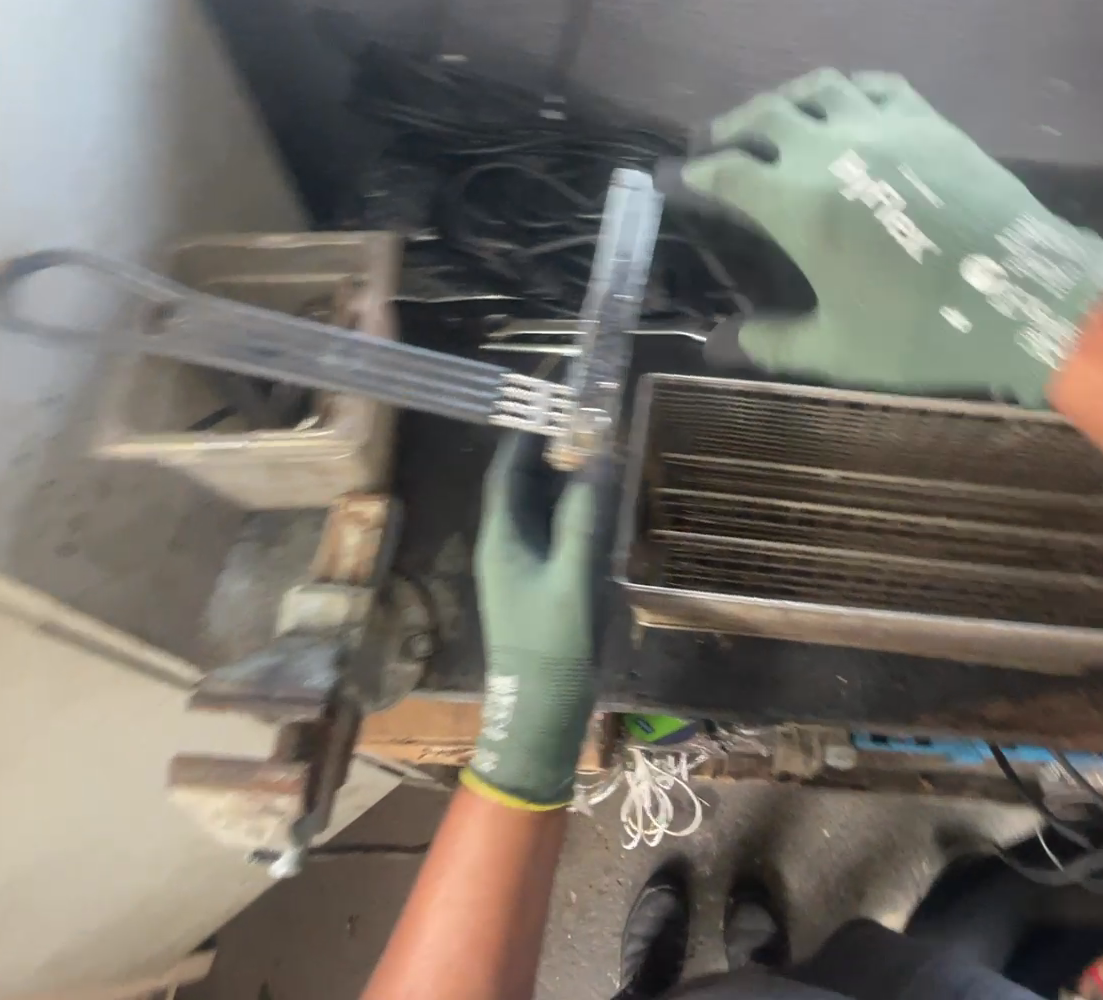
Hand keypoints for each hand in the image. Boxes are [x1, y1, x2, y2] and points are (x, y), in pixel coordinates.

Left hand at [465, 433, 599, 809]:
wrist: (541, 711)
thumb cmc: (551, 646)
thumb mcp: (570, 580)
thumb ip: (582, 519)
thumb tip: (595, 458)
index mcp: (501, 537)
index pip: (506, 467)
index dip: (525, 427)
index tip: (549, 391)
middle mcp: (506, 542)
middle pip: (522, 481)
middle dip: (549, 445)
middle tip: (586, 412)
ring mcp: (522, 562)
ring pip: (540, 505)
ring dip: (564, 475)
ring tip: (598, 443)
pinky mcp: (541, 579)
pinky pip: (554, 529)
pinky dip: (574, 506)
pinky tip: (602, 498)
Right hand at [683, 69, 1102, 404]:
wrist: (1021, 299)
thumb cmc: (921, 332)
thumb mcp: (835, 350)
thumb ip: (771, 343)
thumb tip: (718, 344)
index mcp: (800, 207)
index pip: (727, 173)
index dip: (693, 174)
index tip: (673, 177)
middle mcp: (832, 153)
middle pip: (762, 116)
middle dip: (726, 128)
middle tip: (710, 143)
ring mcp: (883, 128)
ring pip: (815, 87)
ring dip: (779, 100)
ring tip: (767, 119)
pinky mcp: (927, 121)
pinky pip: (872, 84)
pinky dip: (841, 90)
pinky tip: (838, 106)